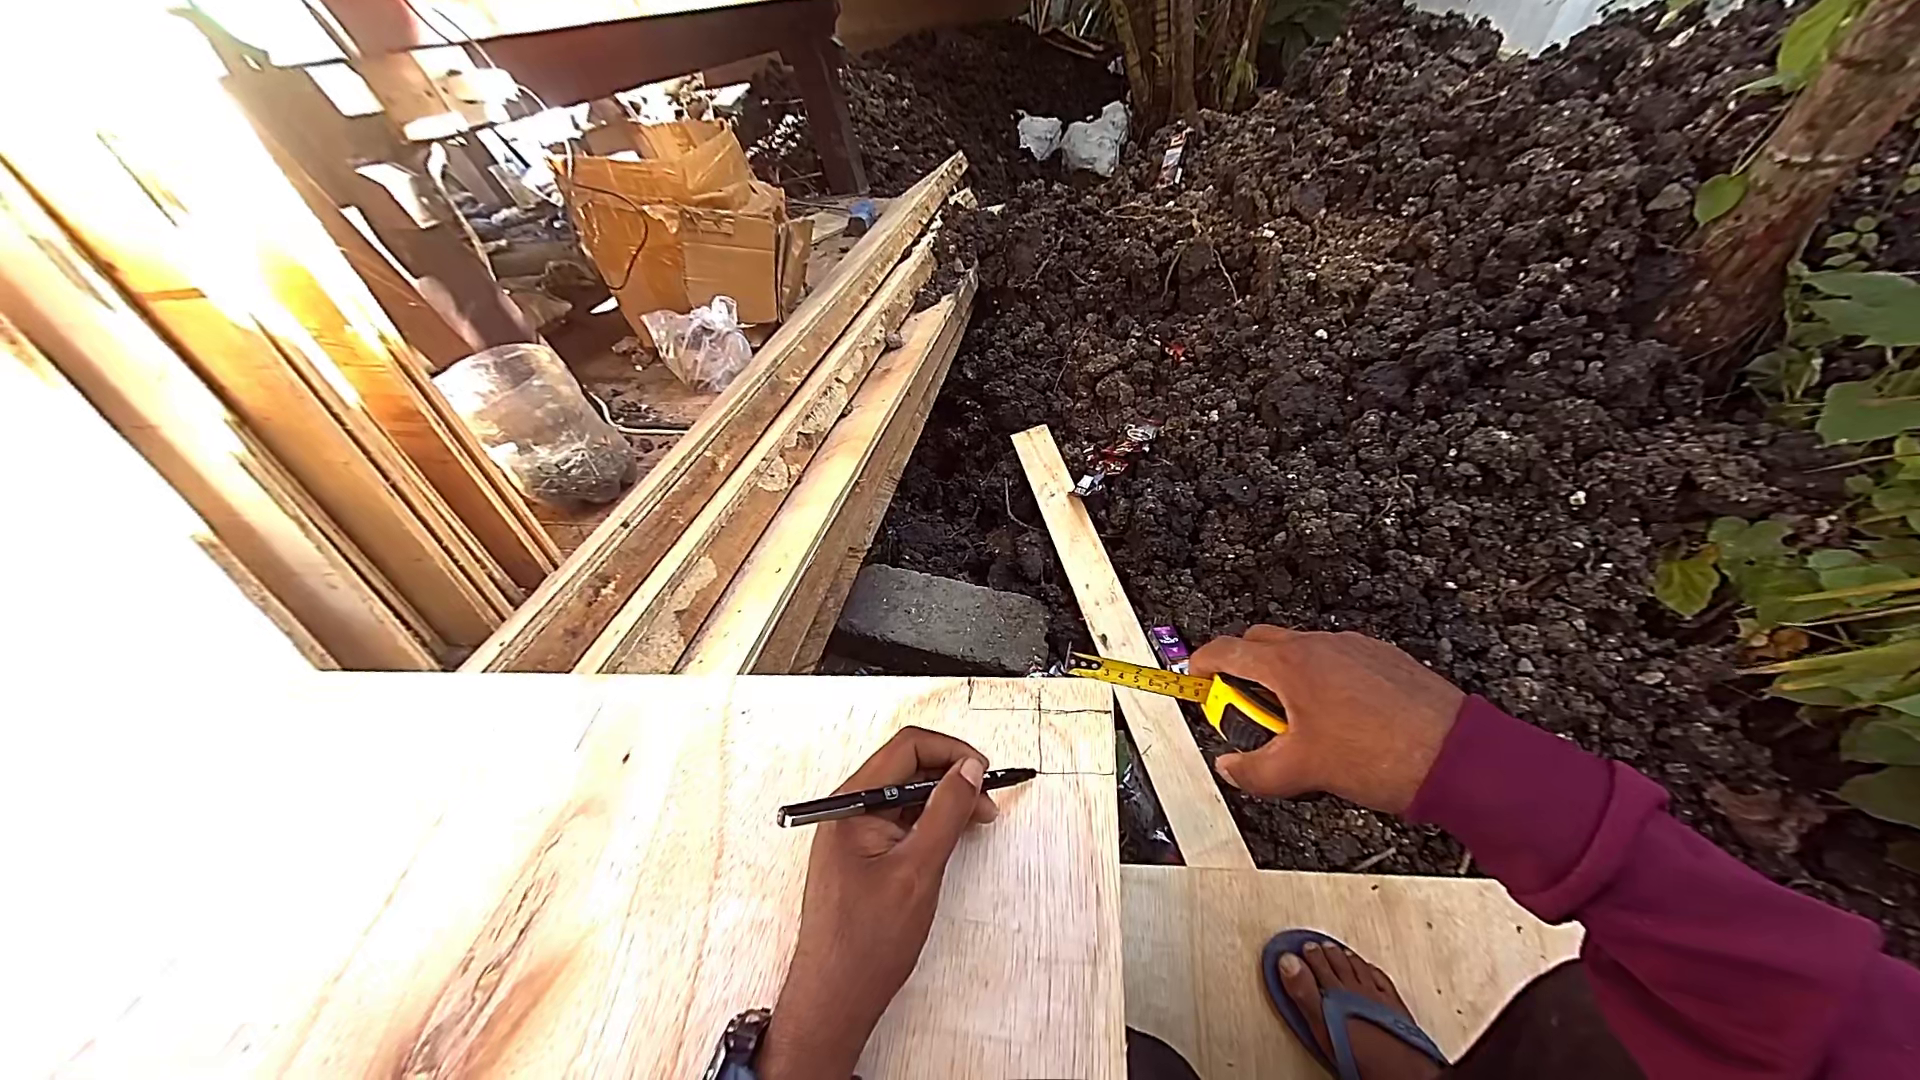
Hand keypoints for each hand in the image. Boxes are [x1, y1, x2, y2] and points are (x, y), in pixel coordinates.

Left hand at [757, 726, 1000, 1079]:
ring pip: (907, 791)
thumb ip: (946, 812)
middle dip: (951, 774)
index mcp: (853, 803)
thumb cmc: (865, 946)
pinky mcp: (863, 849)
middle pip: (907, 765)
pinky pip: (901, 816)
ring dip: (944, 797)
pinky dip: (931, 819)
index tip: (981, 770)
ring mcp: (854, 829)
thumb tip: (968, 770)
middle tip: (985, 798)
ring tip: (976, 817)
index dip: (950, 751)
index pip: (908, 747)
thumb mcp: (918, 871)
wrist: (832, 1004)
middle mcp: (850, 807)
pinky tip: (952, 833)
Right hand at [1190, 627, 1465, 814]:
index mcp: (1288, 664)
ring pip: (1298, 649)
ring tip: (1297, 720)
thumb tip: (1232, 768)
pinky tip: (1337, 716)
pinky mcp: (1383, 657)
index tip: (1197, 678)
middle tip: (1246, 708)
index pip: (1224, 651)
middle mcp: (1318, 645)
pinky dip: (1320, 677)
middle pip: (1257, 642)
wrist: (1465, 760)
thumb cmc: (1385, 756)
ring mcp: (1353, 647)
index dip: (1201, 664)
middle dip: (1241, 669)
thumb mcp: (1302, 772)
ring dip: (1282, 674)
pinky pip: (1335, 657)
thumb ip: (1253, 771)